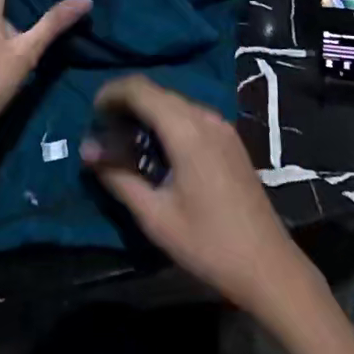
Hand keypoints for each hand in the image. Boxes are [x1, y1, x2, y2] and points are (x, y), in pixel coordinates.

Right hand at [83, 76, 308, 314]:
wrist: (266, 263)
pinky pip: (191, 116)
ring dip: (147, 111)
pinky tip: (155, 148)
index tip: (91, 112)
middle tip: (102, 129)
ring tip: (123, 138)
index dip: (112, 93)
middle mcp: (206, 117)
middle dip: (127, 102)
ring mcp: (222, 126)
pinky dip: (167, 121)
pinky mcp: (229, 139)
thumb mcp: (155, 215)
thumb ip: (119, 177)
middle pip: (158, 92)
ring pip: (175, 103)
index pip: (141, 90)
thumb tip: (87, 150)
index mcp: (187, 130)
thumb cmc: (207, 243)